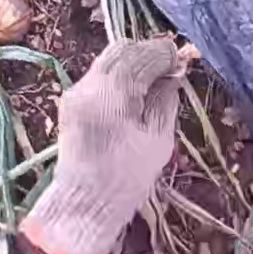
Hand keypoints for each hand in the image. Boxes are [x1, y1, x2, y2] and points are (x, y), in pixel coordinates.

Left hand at [19, 38, 186, 253]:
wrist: (84, 202)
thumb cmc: (126, 176)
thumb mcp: (158, 139)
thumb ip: (165, 100)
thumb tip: (172, 76)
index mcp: (112, 92)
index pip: (142, 56)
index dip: (164, 54)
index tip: (181, 60)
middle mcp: (89, 84)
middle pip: (121, 50)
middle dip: (147, 52)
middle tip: (169, 66)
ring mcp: (76, 92)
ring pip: (107, 60)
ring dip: (132, 61)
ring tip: (153, 77)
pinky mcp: (71, 102)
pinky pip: (98, 75)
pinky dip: (118, 74)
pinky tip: (133, 89)